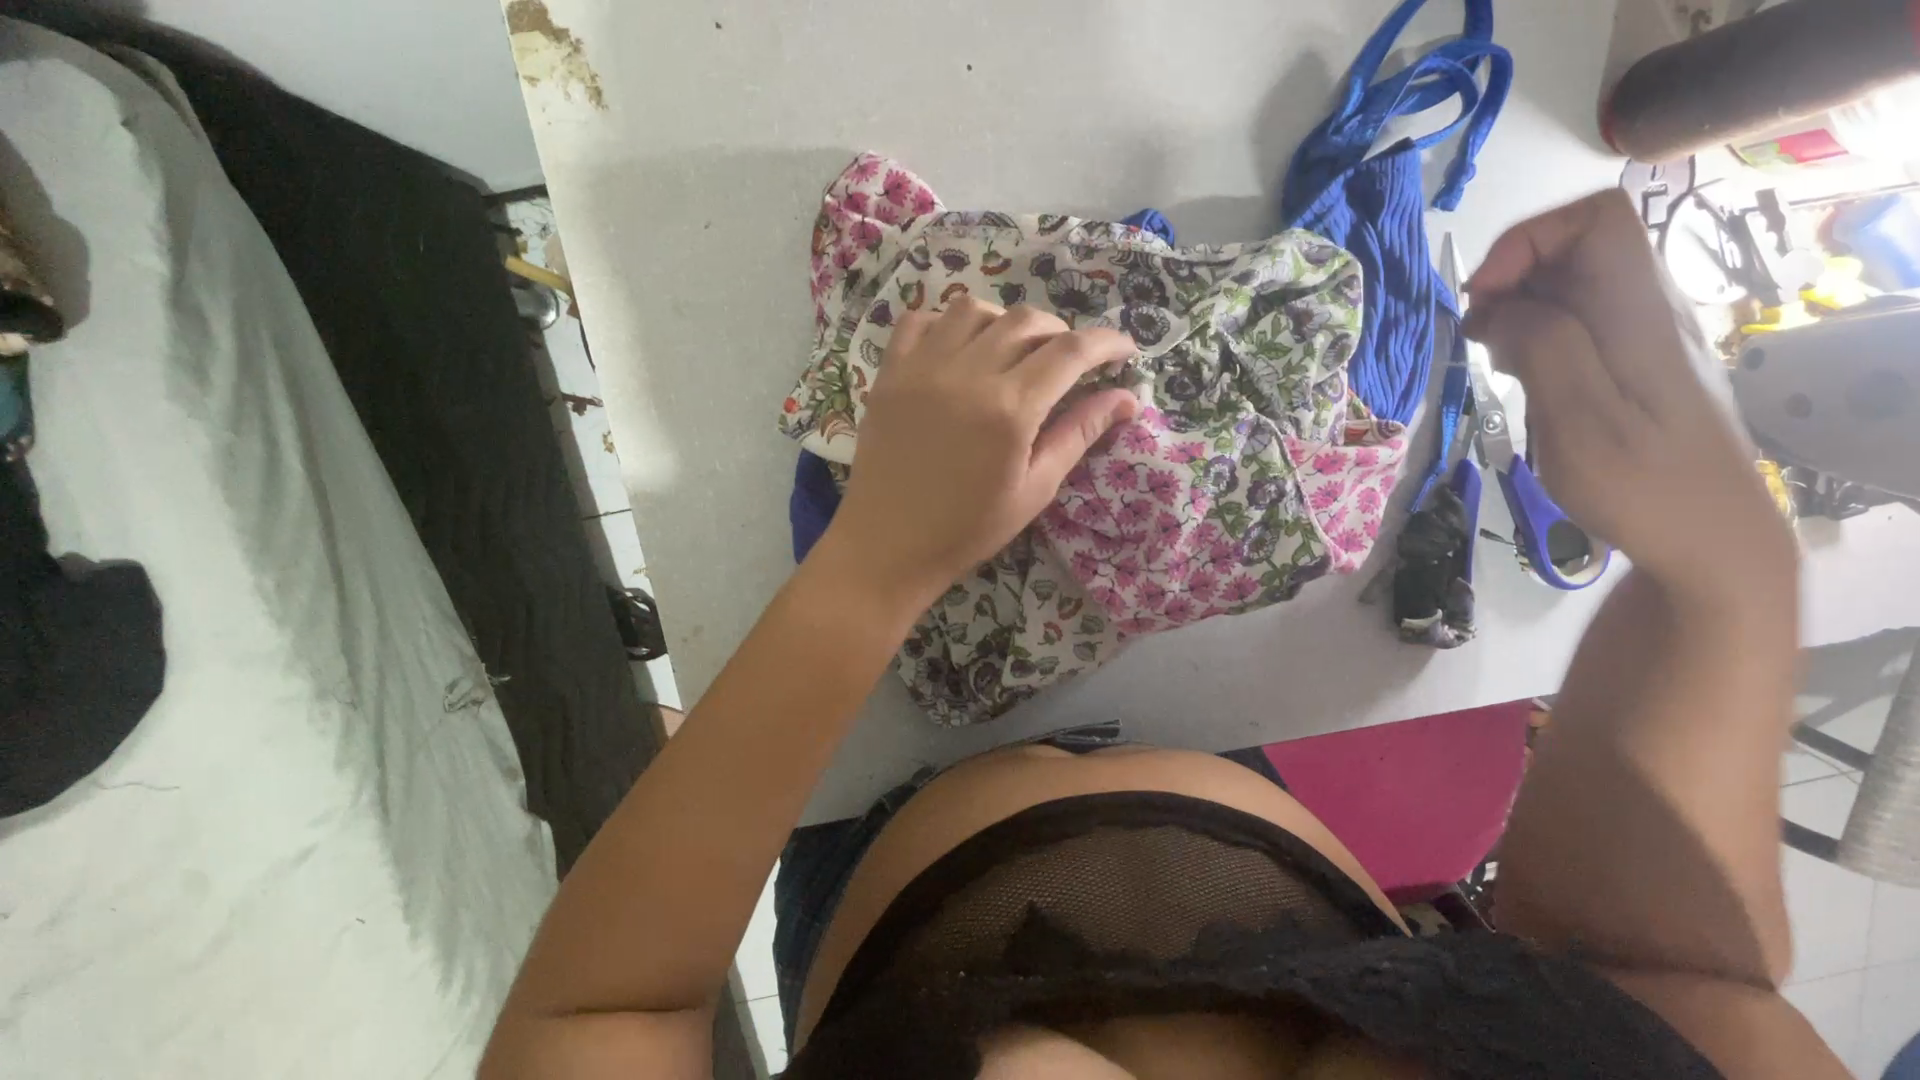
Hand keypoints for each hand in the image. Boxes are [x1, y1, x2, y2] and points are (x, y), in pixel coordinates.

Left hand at [814, 298, 1139, 606]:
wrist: (887, 546)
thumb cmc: (968, 528)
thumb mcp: (1035, 488)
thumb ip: (1078, 434)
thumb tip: (1127, 398)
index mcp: (1010, 409)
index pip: (1072, 351)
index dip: (1107, 343)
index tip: (1126, 350)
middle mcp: (967, 375)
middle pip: (1026, 320)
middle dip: (1060, 332)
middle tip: (1069, 362)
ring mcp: (922, 368)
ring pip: (973, 309)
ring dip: (1005, 320)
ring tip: (1014, 350)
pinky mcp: (889, 373)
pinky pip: (919, 320)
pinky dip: (946, 320)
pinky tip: (960, 346)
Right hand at [1463, 190, 1793, 598]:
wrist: (1710, 543)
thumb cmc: (1641, 487)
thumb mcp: (1579, 421)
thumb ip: (1542, 347)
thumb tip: (1502, 304)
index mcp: (1640, 315)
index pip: (1594, 220)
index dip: (1527, 241)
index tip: (1484, 299)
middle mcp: (1650, 312)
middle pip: (1578, 248)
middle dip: (1513, 280)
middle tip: (1480, 340)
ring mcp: (1646, 338)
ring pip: (1573, 286)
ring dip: (1520, 311)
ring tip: (1497, 363)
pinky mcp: (1636, 366)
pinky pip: (1580, 322)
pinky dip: (1537, 336)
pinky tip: (1524, 378)